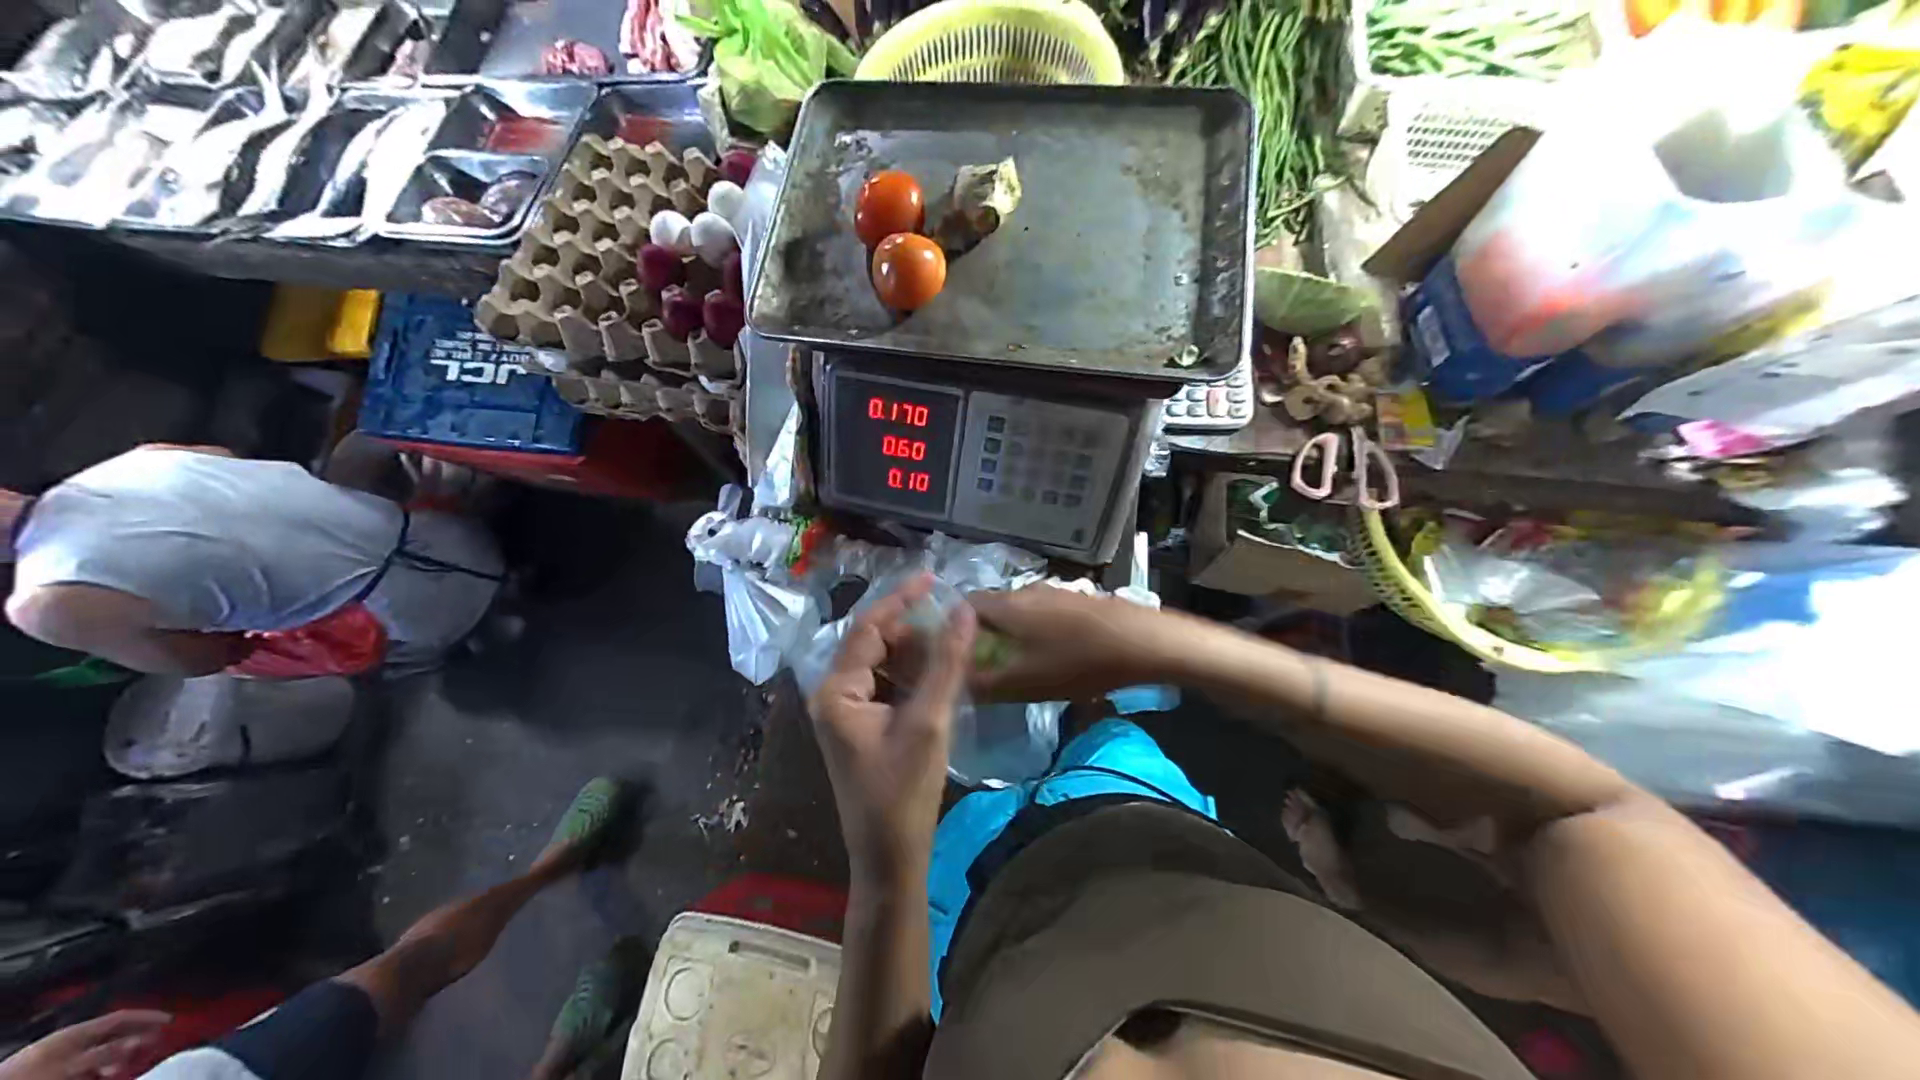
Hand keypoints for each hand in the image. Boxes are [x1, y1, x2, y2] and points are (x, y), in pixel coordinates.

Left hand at [0, 1011, 170, 1079]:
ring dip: (118, 1060)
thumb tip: (144, 1039)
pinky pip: (87, 1070)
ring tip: (125, 1070)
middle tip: (154, 1046)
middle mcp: (71, 1043)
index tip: (171, 1020)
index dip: (147, 1017)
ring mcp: (60, 1061)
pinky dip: (101, 1072)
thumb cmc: (30, 1079)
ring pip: (101, 1055)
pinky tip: (106, 1076)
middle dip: (135, 1040)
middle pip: (113, 1035)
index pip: (121, 1017)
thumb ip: (106, 1053)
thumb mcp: (69, 1066)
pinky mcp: (56, 1076)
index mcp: (75, 1034)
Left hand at [808, 573, 975, 887]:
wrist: (889, 855)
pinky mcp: (860, 726)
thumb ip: (946, 663)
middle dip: (908, 624)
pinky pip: (883, 683)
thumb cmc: (904, 791)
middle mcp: (832, 695)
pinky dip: (908, 672)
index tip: (933, 577)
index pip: (867, 628)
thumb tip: (964, 611)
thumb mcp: (929, 721)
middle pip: (871, 643)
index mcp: (836, 691)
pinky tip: (936, 670)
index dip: (900, 598)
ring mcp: (845, 712)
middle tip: (948, 612)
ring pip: (879, 662)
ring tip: (947, 637)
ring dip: (910, 648)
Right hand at [967, 586, 1188, 702]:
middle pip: (989, 609)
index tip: (948, 654)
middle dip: (980, 636)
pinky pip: (1040, 614)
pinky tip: (1049, 656)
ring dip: (1008, 635)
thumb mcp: (1024, 683)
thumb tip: (954, 683)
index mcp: (1006, 605)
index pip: (960, 606)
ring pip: (1017, 612)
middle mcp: (1024, 591)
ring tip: (1015, 665)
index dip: (948, 628)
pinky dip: (1033, 633)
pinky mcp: (1076, 600)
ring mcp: (1053, 593)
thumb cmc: (1077, 663)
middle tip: (980, 666)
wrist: (1142, 642)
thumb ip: (983, 684)